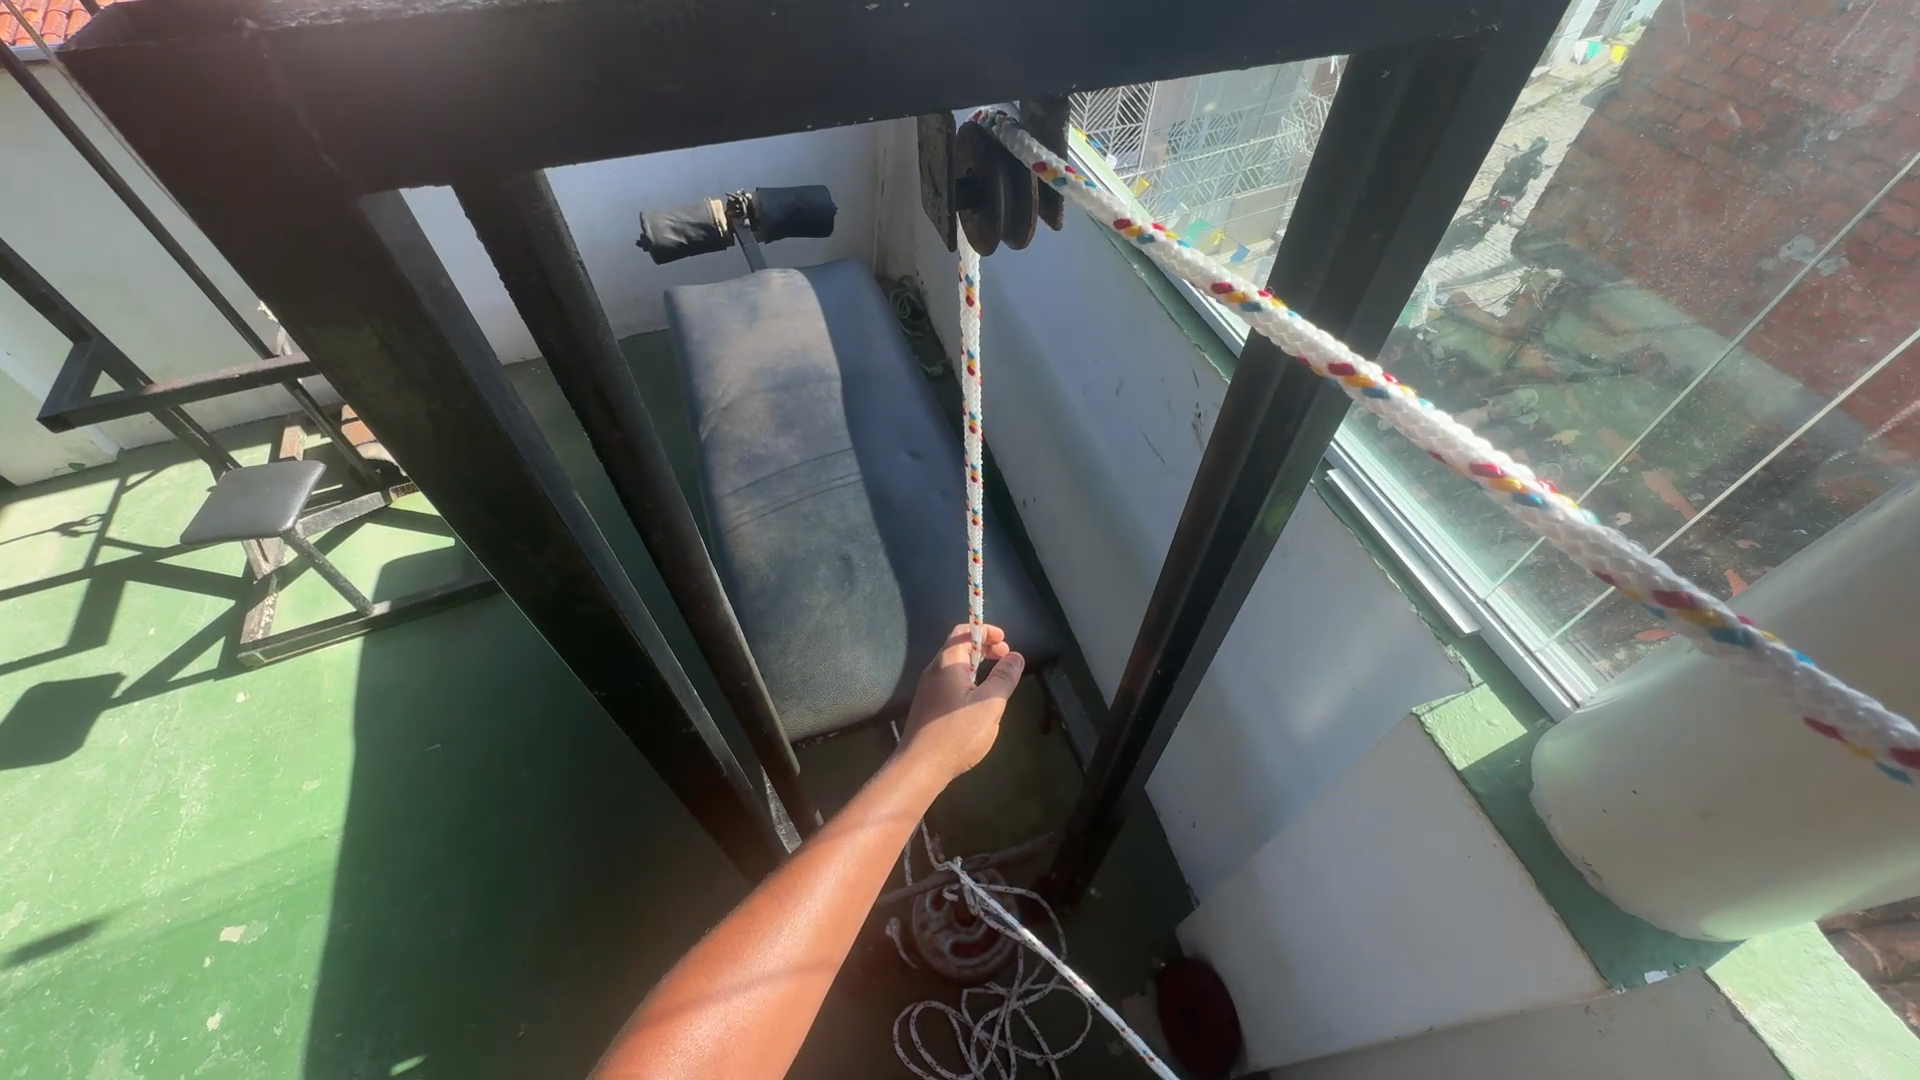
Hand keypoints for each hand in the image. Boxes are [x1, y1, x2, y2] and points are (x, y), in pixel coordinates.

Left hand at [900, 624, 1024, 780]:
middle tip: (1006, 657)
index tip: (1005, 641)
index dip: (986, 631)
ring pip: (955, 667)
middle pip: (959, 648)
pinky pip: (949, 683)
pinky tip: (978, 700)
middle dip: (984, 648)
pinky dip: (968, 681)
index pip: (963, 632)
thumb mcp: (989, 704)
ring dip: (977, 666)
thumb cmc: (956, 733)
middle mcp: (933, 672)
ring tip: (996, 679)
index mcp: (947, 664)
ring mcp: (928, 690)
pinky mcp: (928, 707)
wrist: (920, 767)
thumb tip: (1016, 656)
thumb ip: (1004, 678)